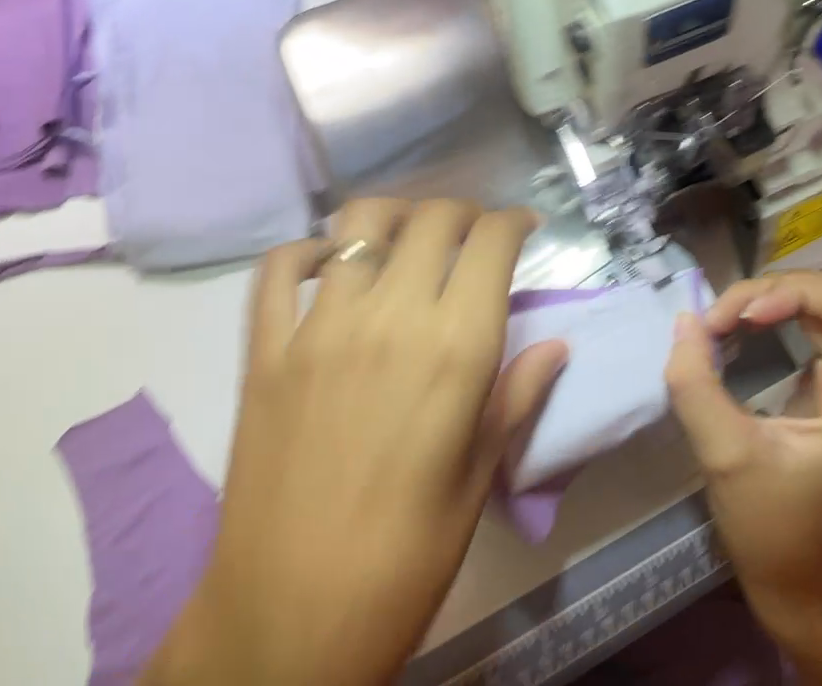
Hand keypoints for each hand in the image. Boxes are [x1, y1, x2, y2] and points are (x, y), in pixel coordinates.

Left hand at [148, 198, 568, 685]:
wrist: (293, 609)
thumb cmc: (410, 551)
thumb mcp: (481, 475)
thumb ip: (517, 396)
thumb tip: (556, 345)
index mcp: (456, 347)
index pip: (492, 241)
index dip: (514, 222)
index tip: (524, 229)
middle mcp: (390, 317)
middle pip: (431, 218)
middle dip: (462, 212)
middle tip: (473, 236)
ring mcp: (319, 327)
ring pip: (359, 224)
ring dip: (394, 217)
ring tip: (407, 240)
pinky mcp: (265, 349)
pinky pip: (279, 268)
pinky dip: (308, 249)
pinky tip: (330, 265)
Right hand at [663, 271, 821, 615]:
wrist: (792, 573)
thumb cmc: (769, 524)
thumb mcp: (725, 455)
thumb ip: (697, 386)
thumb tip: (684, 322)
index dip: (796, 293)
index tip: (743, 318)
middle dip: (773, 293)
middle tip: (720, 318)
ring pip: (819, 305)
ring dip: (768, 301)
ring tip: (721, 321)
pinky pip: (806, 327)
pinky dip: (769, 317)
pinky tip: (735, 330)